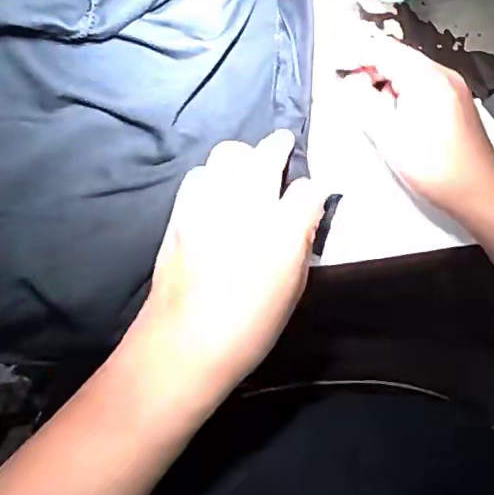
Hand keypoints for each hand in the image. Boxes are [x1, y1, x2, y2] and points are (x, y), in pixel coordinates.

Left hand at [128, 130, 324, 396]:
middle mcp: (247, 208)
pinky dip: (212, 175)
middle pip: (266, 153)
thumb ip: (303, 242)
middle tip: (284, 150)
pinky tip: (216, 194)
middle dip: (279, 147)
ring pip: (229, 153)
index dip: (312, 192)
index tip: (310, 199)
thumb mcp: (293, 289)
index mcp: (283, 232)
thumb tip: (307, 214)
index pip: (308, 189)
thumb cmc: (249, 327)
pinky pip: (199, 174)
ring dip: (243, 158)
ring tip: (248, 173)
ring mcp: (209, 205)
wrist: (182, 347)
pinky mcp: (181, 211)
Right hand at [337, 32, 493, 218]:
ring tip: (377, 112)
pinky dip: (404, 94)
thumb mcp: (387, 135)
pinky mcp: (456, 102)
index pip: (382, 49)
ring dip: (387, 84)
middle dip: (371, 71)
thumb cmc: (441, 169)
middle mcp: (444, 76)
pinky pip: (423, 86)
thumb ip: (362, 102)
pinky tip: (398, 118)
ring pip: (410, 72)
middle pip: (397, 57)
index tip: (339, 65)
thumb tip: (349, 83)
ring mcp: (453, 88)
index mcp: (427, 77)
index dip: (355, 55)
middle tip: (352, 90)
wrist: (478, 190)